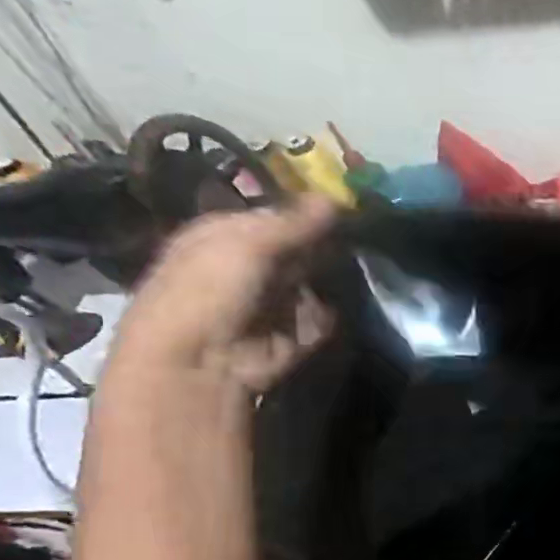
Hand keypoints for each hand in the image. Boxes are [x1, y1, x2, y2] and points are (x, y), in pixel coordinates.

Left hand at [110, 198, 336, 393]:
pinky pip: (324, 314)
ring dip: (332, 275)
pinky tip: (336, 304)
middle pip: (300, 247)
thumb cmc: (210, 290)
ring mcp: (276, 299)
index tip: (344, 209)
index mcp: (226, 235)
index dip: (307, 212)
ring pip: (317, 278)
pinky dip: (330, 312)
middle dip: (325, 244)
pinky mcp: (296, 330)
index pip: (276, 216)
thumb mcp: (248, 244)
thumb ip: (294, 223)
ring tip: (353, 267)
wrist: (202, 360)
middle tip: (356, 236)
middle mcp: (251, 265)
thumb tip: (335, 198)